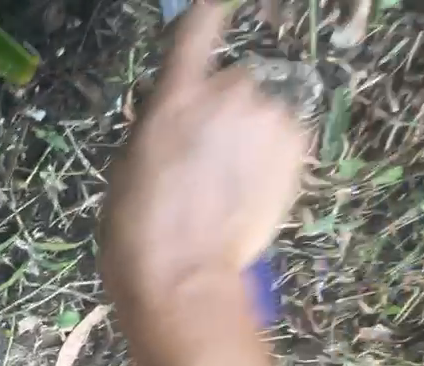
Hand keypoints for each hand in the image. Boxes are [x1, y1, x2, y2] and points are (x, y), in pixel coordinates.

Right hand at [100, 1, 305, 332]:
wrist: (181, 280)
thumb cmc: (135, 237)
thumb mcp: (126, 176)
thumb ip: (156, 131)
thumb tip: (172, 115)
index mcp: (173, 102)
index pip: (198, 28)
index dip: (208, 13)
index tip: (215, 5)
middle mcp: (228, 94)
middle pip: (230, 85)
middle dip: (218, 114)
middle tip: (197, 165)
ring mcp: (269, 117)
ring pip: (256, 115)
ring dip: (242, 140)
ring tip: (219, 191)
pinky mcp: (297, 144)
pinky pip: (279, 138)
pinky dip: (265, 159)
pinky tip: (243, 196)